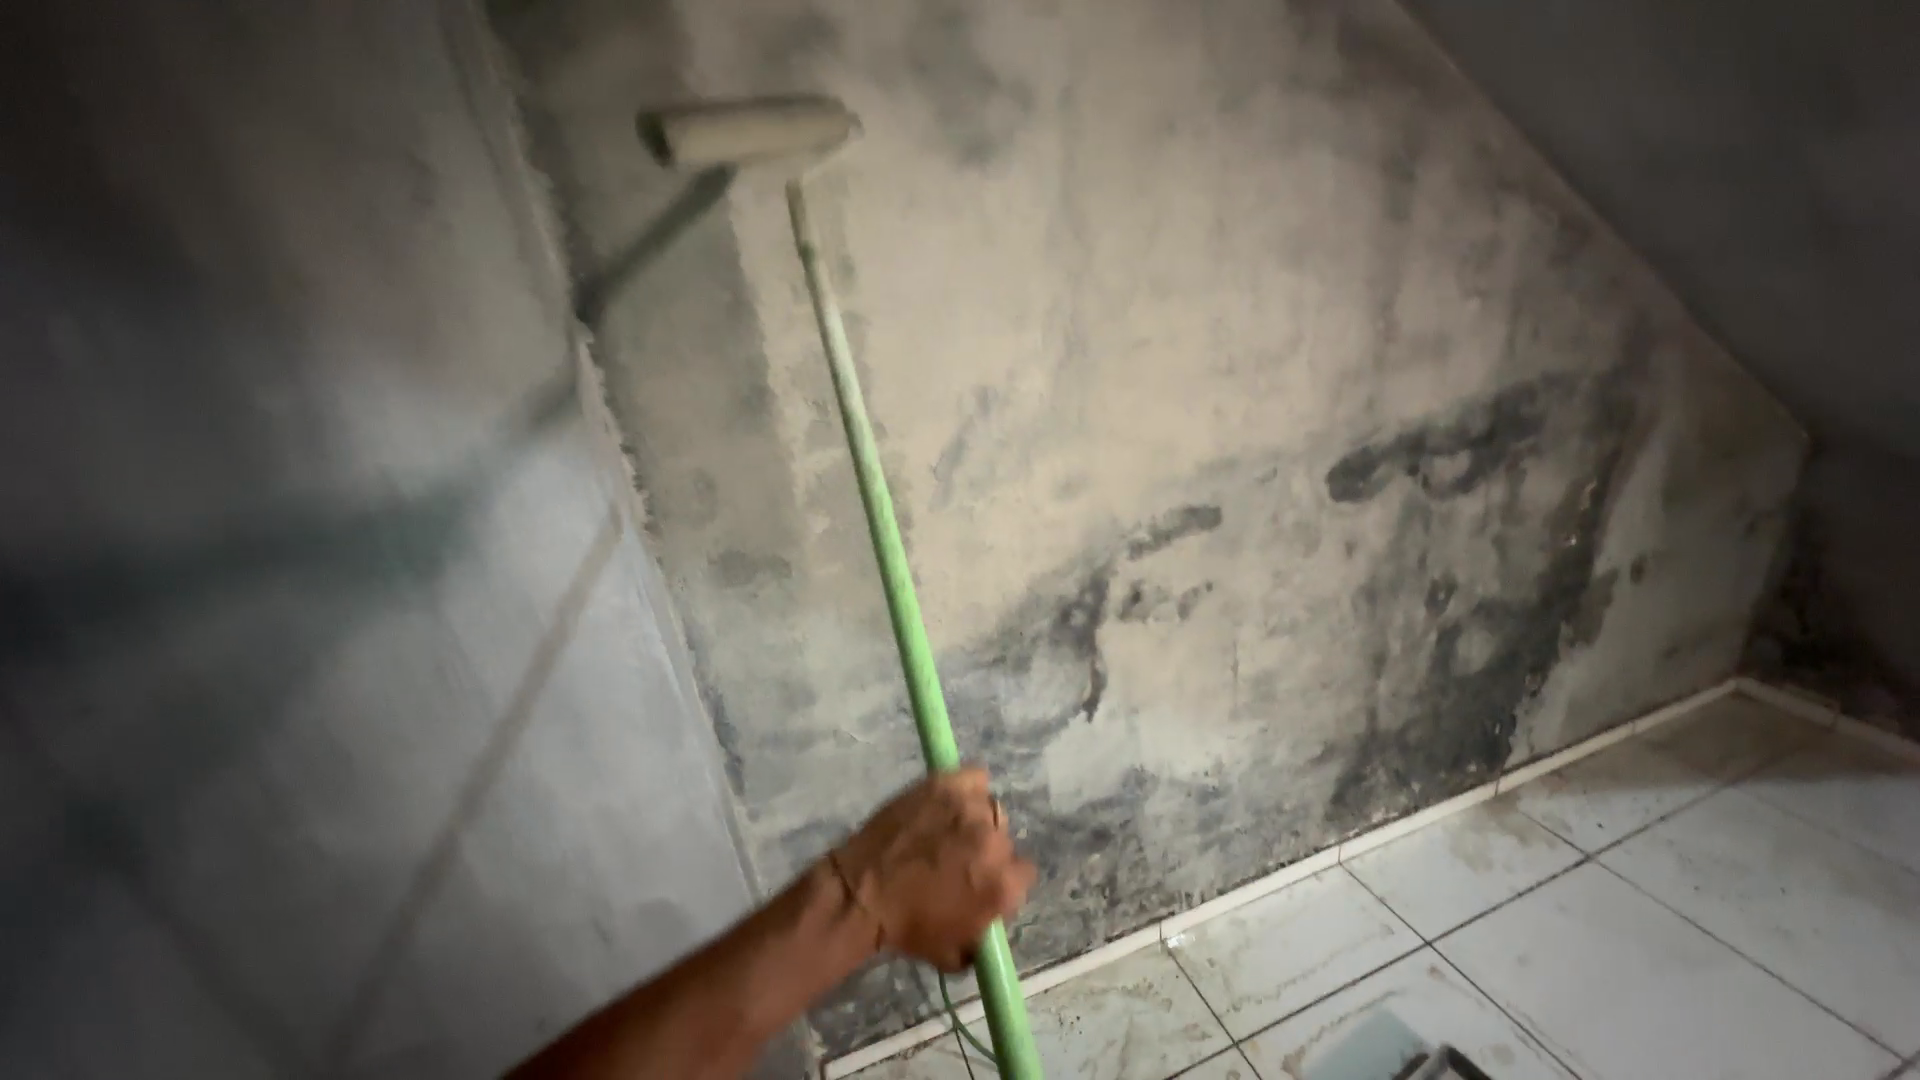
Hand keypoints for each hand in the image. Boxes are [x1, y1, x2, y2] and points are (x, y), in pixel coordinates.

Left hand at [827, 766, 1035, 971]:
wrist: (861, 892)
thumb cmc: (907, 928)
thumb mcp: (956, 953)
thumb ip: (986, 932)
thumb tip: (993, 915)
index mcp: (1002, 885)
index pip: (1024, 872)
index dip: (1003, 877)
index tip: (983, 879)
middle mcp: (994, 843)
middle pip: (1004, 840)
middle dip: (986, 850)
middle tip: (959, 857)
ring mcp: (970, 810)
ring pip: (988, 809)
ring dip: (974, 820)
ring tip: (947, 829)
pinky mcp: (947, 785)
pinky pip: (974, 777)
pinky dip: (967, 788)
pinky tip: (949, 802)